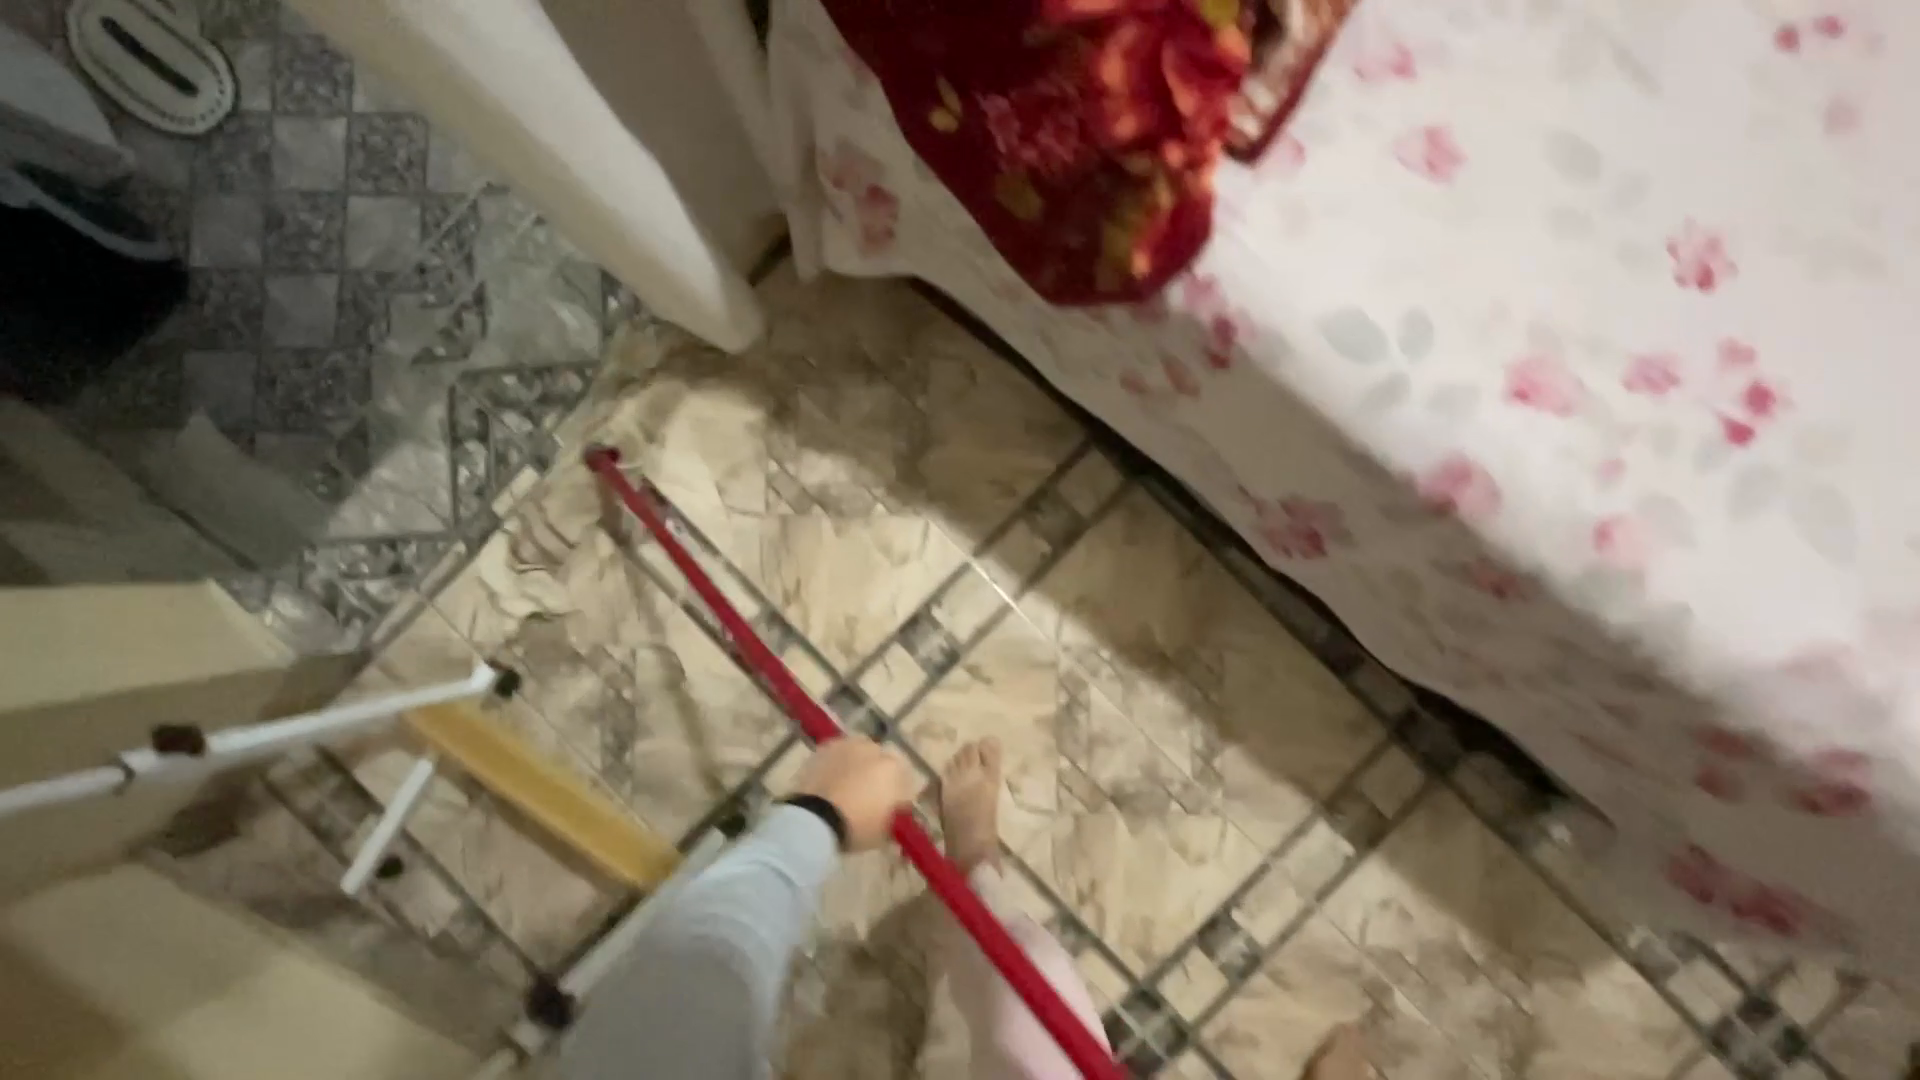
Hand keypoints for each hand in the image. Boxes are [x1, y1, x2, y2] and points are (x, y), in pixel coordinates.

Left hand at [789, 738, 918, 850]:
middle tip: (869, 795)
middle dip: (879, 774)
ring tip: (848, 784)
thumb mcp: (883, 832)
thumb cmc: (854, 828)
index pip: (905, 779)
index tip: (892, 808)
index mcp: (893, 769)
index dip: (899, 794)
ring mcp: (848, 745)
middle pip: (883, 761)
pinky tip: (831, 779)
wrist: (813, 819)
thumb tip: (892, 812)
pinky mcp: (825, 747)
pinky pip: (838, 754)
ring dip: (859, 764)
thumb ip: (892, 816)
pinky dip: (838, 764)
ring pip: (860, 752)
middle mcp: (873, 750)